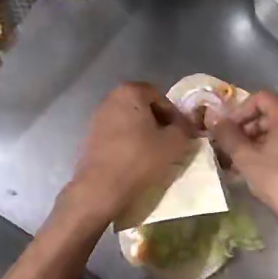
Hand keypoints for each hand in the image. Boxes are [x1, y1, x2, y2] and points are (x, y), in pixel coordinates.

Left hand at [64, 83, 198, 222]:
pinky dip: (129, 141)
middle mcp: (110, 98)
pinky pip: (117, 134)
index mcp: (130, 91)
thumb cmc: (140, 157)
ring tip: (156, 151)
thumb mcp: (174, 142)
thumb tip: (186, 125)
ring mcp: (97, 117)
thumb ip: (185, 128)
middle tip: (171, 140)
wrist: (102, 187)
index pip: (160, 96)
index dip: (175, 114)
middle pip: (143, 106)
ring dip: (144, 132)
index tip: (183, 132)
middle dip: (159, 121)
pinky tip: (137, 158)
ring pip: (130, 120)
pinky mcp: (91, 136)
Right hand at [206, 91, 277, 215]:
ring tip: (232, 158)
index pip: (260, 98)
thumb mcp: (245, 156)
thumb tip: (212, 116)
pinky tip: (246, 166)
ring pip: (271, 129)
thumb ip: (227, 133)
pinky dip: (262, 149)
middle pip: (265, 113)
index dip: (238, 111)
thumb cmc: (275, 179)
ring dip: (249, 140)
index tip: (224, 129)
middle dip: (242, 127)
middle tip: (225, 144)